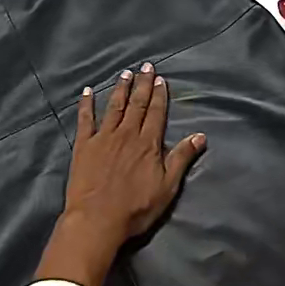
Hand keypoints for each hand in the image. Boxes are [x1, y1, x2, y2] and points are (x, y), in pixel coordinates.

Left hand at [34, 64, 205, 285]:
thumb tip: (200, 136)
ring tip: (125, 72)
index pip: (156, 112)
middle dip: (143, 84)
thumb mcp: (167, 187)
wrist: (97, 219)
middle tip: (146, 66)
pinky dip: (86, 104)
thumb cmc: (136, 208)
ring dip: (121, 88)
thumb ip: (181, 158)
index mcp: (148, 143)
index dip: (159, 95)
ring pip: (114, 106)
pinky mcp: (84, 145)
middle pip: (137, 104)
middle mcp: (127, 134)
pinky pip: (85, 119)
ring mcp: (103, 137)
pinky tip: (87, 91)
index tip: (160, 79)